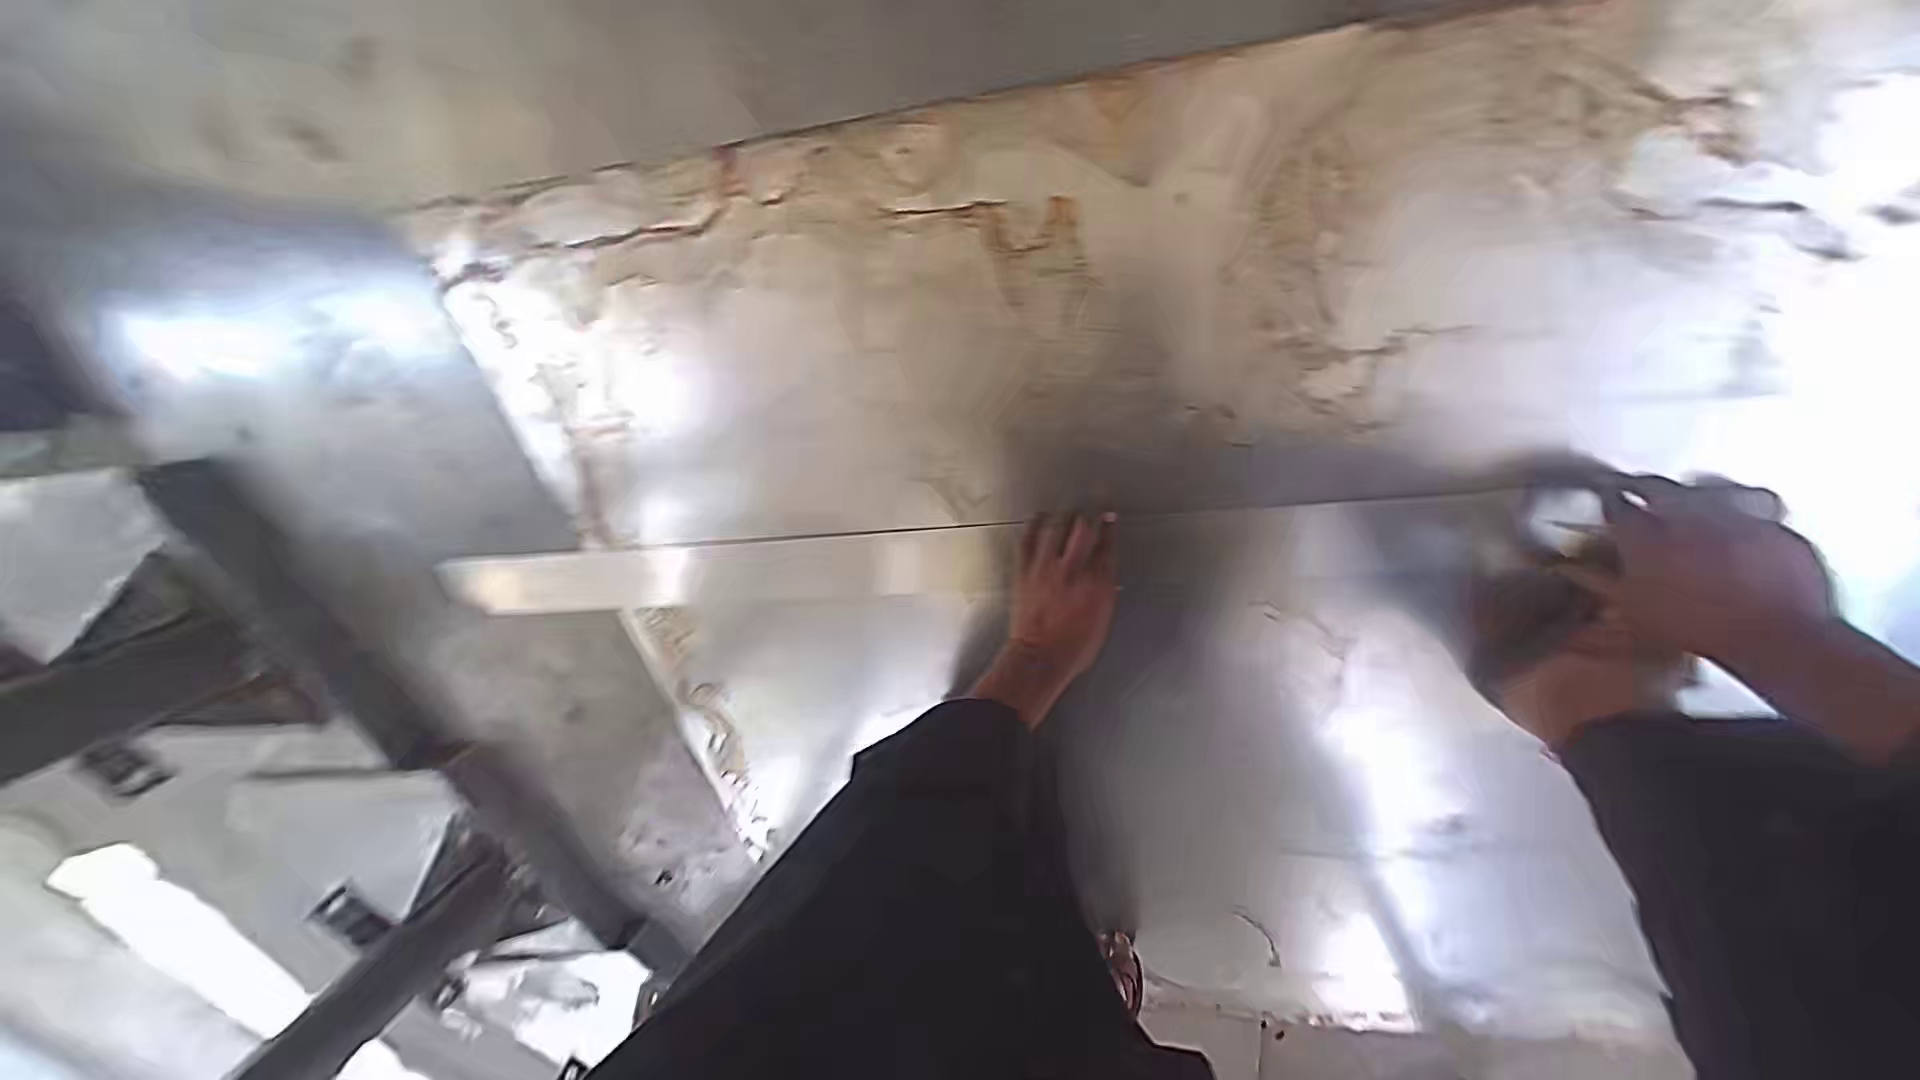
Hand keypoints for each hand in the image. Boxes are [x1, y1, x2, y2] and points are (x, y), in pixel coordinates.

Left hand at [969, 512, 1118, 727]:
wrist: (1041, 657)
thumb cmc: (1073, 647)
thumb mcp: (1102, 619)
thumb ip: (1104, 591)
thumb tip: (1105, 578)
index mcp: (1097, 582)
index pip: (1107, 545)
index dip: (1110, 528)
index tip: (1110, 519)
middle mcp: (1073, 570)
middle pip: (1082, 528)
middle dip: (1087, 516)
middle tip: (1089, 508)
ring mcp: (1046, 567)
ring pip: (1055, 527)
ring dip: (1063, 515)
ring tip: (1066, 510)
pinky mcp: (1025, 570)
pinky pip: (1028, 539)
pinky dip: (1034, 525)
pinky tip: (1037, 518)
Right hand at [1565, 475, 1835, 663]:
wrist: (1775, 638)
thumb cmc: (1697, 626)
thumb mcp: (1631, 606)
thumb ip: (1596, 580)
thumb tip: (1568, 568)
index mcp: (1645, 539)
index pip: (1616, 506)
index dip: (1607, 500)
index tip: (1605, 498)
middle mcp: (1687, 522)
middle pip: (1657, 486)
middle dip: (1640, 484)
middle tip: (1632, 485)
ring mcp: (1736, 522)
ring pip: (1709, 486)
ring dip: (1692, 487)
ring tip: (1686, 490)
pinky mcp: (1778, 531)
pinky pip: (1757, 506)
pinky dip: (1741, 507)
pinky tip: (1735, 517)